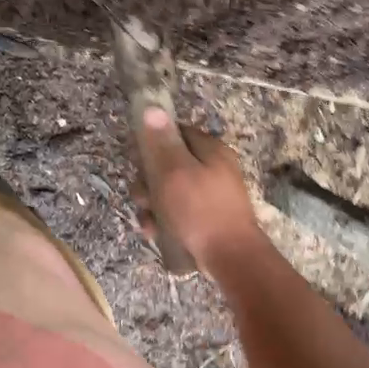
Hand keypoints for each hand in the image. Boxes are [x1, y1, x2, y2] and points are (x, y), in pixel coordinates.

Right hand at [132, 107, 265, 274]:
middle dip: (147, 181)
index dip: (150, 144)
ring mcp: (212, 193)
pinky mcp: (208, 216)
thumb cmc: (199, 210)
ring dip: (151, 203)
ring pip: (167, 189)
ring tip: (148, 220)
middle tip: (142, 198)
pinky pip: (177, 209)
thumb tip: (152, 107)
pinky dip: (163, 219)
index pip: (172, 132)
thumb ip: (160, 141)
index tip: (137, 162)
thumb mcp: (173, 171)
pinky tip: (156, 232)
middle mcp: (213, 167)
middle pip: (166, 162)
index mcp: (210, 150)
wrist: (231, 259)